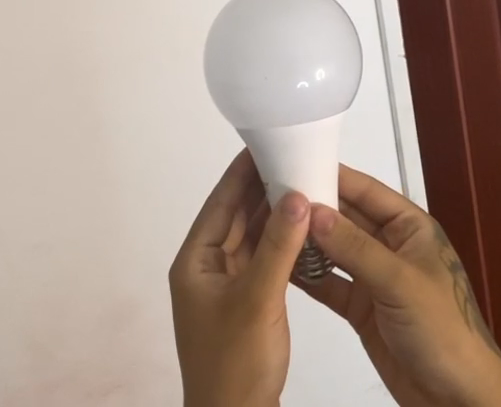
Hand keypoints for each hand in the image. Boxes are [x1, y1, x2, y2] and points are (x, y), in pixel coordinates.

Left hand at [169, 148, 312, 406]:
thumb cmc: (236, 360)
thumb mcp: (258, 298)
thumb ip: (279, 245)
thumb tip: (297, 194)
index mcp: (195, 261)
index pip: (220, 202)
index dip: (242, 171)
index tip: (266, 139)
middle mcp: (207, 267)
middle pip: (236, 216)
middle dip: (263, 187)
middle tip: (293, 154)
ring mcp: (225, 285)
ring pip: (252, 236)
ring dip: (275, 212)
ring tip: (304, 180)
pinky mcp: (245, 300)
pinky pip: (263, 257)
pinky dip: (281, 240)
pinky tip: (304, 224)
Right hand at [295, 165, 500, 406]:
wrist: (459, 397)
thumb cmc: (443, 329)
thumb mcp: (400, 282)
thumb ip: (355, 247)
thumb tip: (313, 211)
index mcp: (409, 226)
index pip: (366, 191)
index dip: (333, 176)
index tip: (294, 164)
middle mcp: (390, 245)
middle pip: (346, 217)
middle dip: (313, 207)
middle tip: (271, 195)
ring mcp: (375, 277)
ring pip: (334, 249)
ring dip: (307, 240)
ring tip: (268, 225)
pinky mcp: (362, 307)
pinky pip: (330, 282)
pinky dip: (308, 274)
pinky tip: (280, 264)